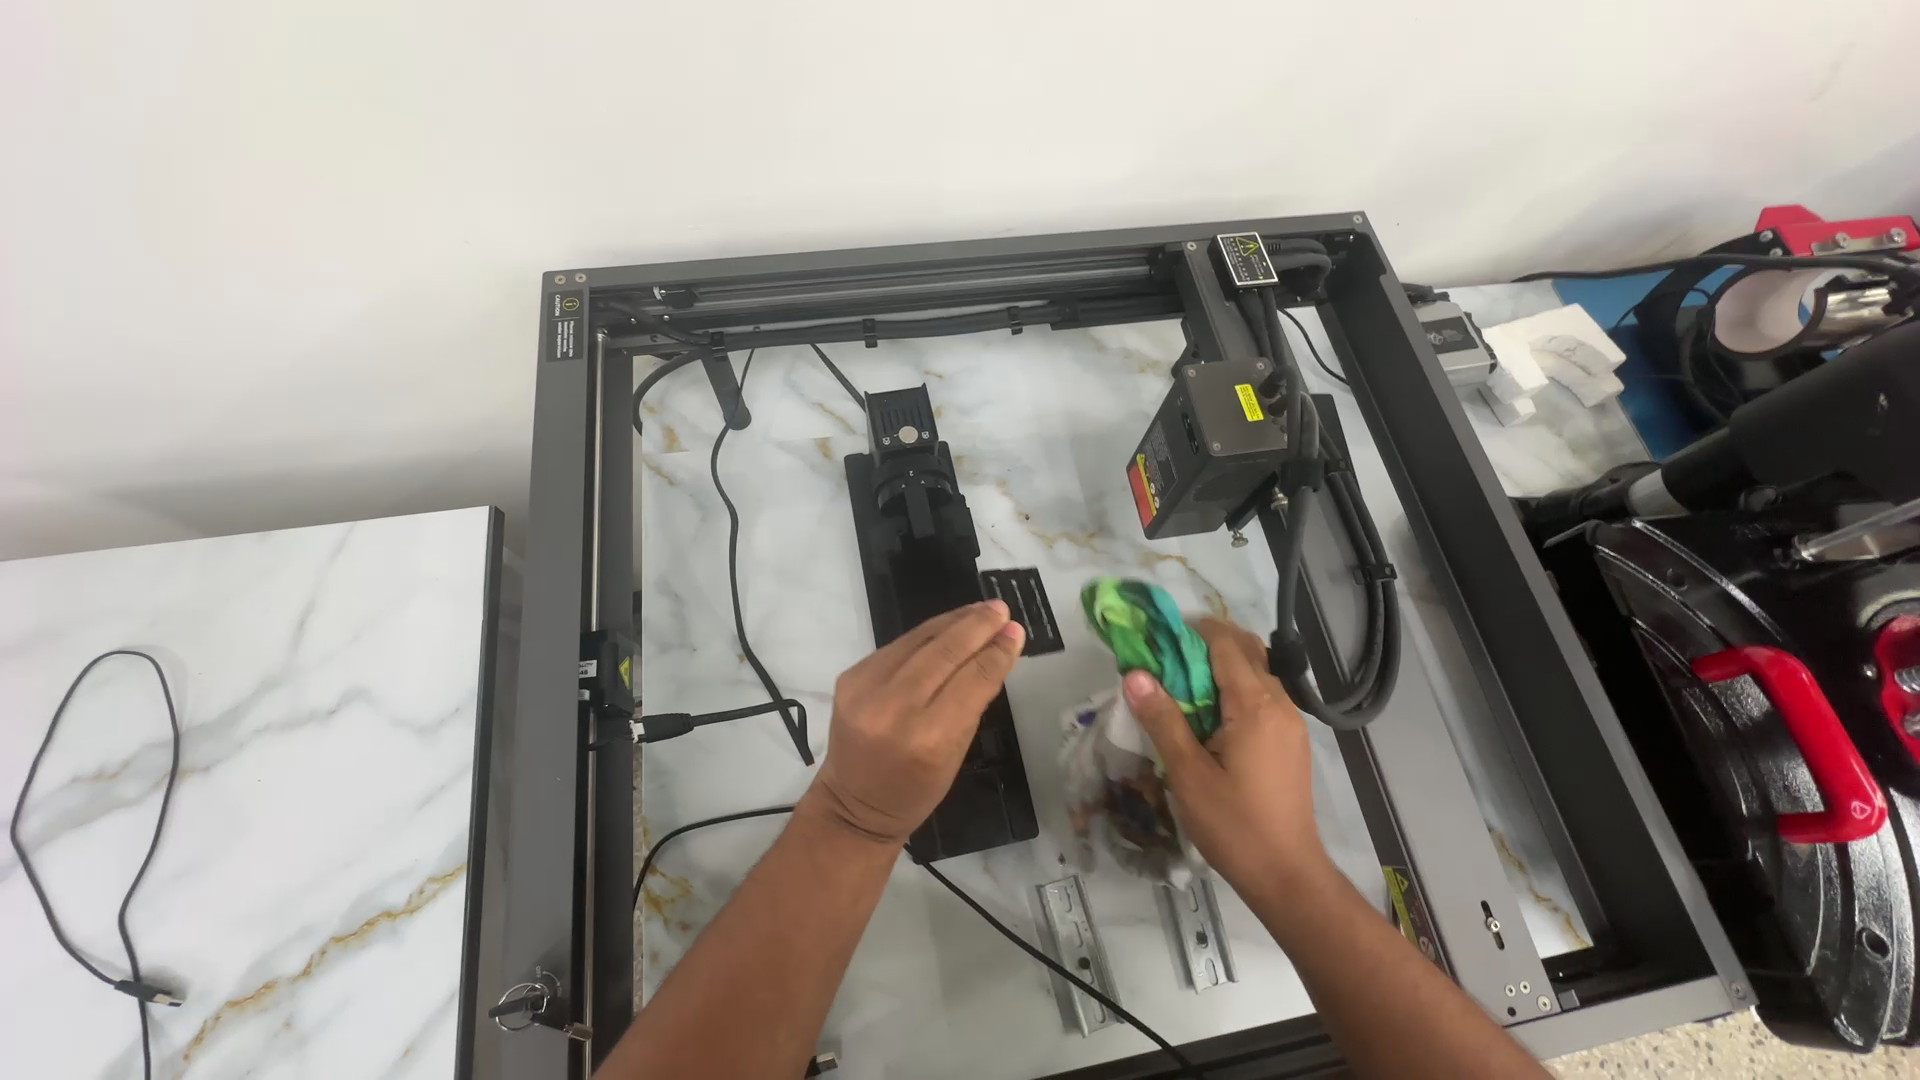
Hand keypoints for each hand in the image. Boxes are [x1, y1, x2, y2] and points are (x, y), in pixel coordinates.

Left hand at [804, 600, 1025, 845]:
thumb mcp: (956, 754)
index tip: (1016, 631)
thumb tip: (995, 652)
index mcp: (928, 738)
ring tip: (981, 610)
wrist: (853, 804)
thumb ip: (972, 702)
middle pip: (944, 653)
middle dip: (977, 626)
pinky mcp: (850, 677)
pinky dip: (926, 634)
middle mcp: (894, 709)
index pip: (971, 681)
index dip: (996, 652)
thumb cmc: (915, 790)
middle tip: (1001, 609)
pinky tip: (948, 625)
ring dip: (953, 621)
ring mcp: (866, 689)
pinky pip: (897, 647)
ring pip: (918, 641)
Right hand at [1123, 616, 1330, 898]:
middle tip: (1168, 655)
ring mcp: (1291, 722)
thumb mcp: (1187, 773)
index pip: (1226, 645)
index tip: (1160, 634)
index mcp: (1255, 706)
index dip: (1193, 631)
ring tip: (1183, 682)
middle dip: (1208, 642)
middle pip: (1248, 650)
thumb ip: (1162, 719)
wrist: (1286, 874)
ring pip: (1259, 672)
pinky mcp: (1291, 741)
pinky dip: (1236, 687)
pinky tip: (1209, 713)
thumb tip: (1135, 675)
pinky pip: (1264, 695)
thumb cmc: (1234, 825)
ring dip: (1223, 665)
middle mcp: (1280, 704)